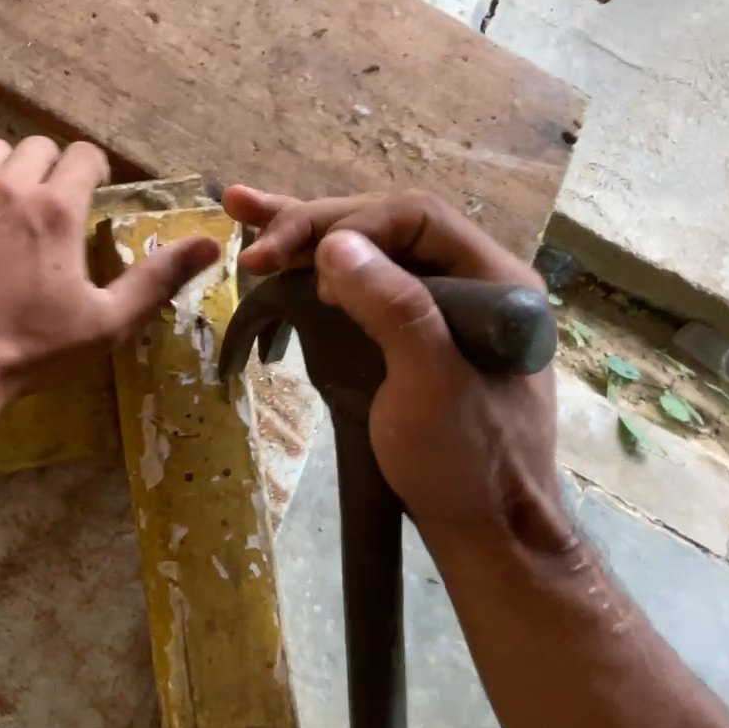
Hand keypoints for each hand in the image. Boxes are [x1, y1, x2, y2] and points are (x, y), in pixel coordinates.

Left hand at [0, 137, 219, 406]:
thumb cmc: (27, 349)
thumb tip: (211, 242)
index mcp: (56, 208)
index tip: (87, 195)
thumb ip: (156, 278)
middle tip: (44, 208)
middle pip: (36, 147)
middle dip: (47, 170)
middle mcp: (7, 187)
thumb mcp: (105, 322)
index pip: (83, 155)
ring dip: (0, 170)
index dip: (90, 172)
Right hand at [222, 188, 575, 556]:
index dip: (352, 228)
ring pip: (355, 245)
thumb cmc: (465, 459)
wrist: (479, 522)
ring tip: (237, 205)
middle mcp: (459, 276)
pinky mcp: (392, 326)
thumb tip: (331, 245)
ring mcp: (424, 300)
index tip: (308, 271)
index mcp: (490, 278)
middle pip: (376, 224)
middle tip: (254, 256)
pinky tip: (265, 249)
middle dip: (310, 229)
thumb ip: (394, 308)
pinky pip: (345, 280)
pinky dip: (301, 263)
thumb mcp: (433, 386)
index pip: (412, 216)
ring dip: (295, 229)